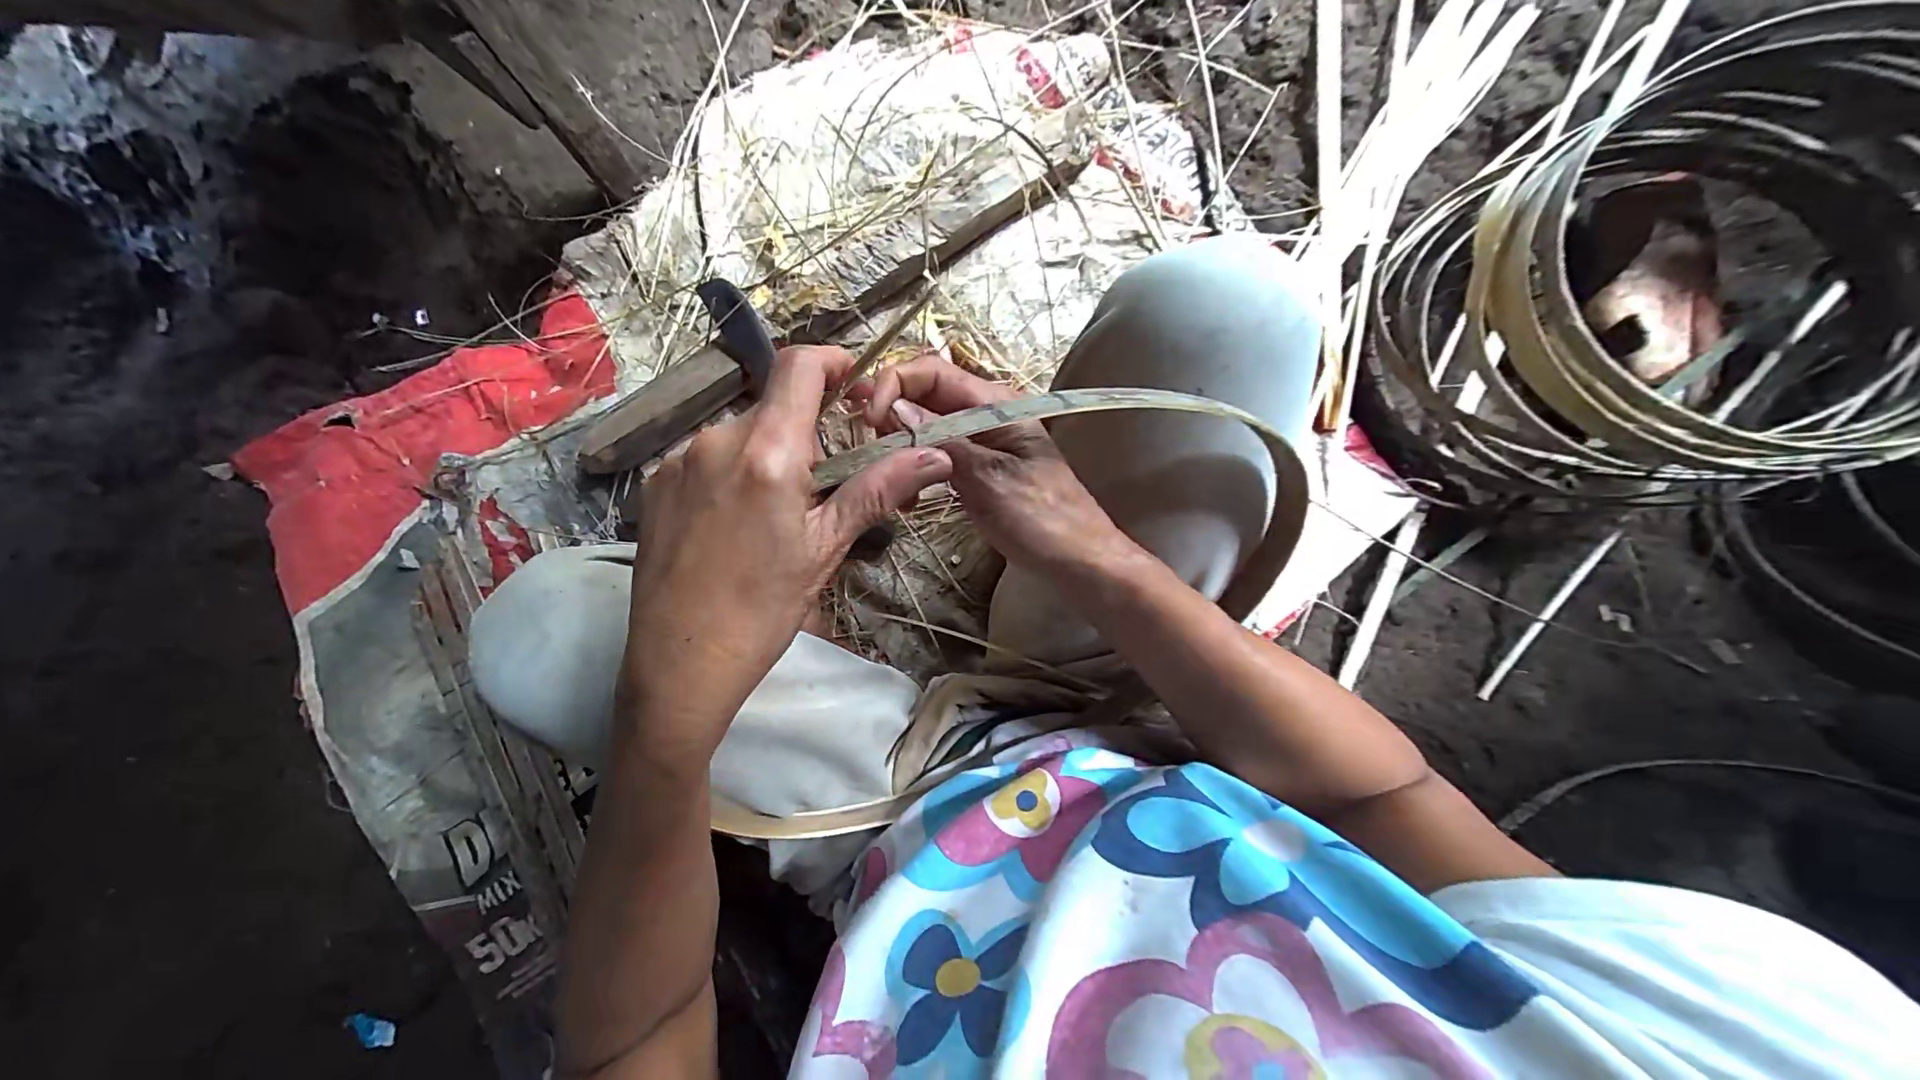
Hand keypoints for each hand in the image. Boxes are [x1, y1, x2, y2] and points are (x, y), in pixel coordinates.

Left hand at [620, 345, 952, 766]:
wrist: (680, 660)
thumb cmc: (764, 609)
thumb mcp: (827, 546)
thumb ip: (879, 488)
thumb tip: (936, 456)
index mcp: (768, 451)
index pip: (800, 366)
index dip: (834, 363)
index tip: (855, 387)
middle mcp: (716, 439)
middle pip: (773, 405)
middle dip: (807, 428)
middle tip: (825, 482)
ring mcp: (678, 460)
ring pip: (740, 433)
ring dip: (769, 453)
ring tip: (777, 512)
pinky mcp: (655, 482)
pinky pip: (707, 456)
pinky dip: (733, 471)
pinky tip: (735, 522)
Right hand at [851, 353, 1136, 575]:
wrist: (1077, 560)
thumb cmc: (1040, 519)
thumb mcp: (987, 478)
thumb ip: (942, 439)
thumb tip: (894, 405)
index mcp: (995, 404)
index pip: (931, 370)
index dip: (893, 384)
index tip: (868, 420)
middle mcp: (985, 414)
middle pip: (924, 394)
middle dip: (891, 416)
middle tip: (874, 456)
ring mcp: (980, 442)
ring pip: (926, 426)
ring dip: (901, 446)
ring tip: (892, 483)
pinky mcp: (976, 468)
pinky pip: (936, 454)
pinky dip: (916, 468)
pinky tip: (908, 497)